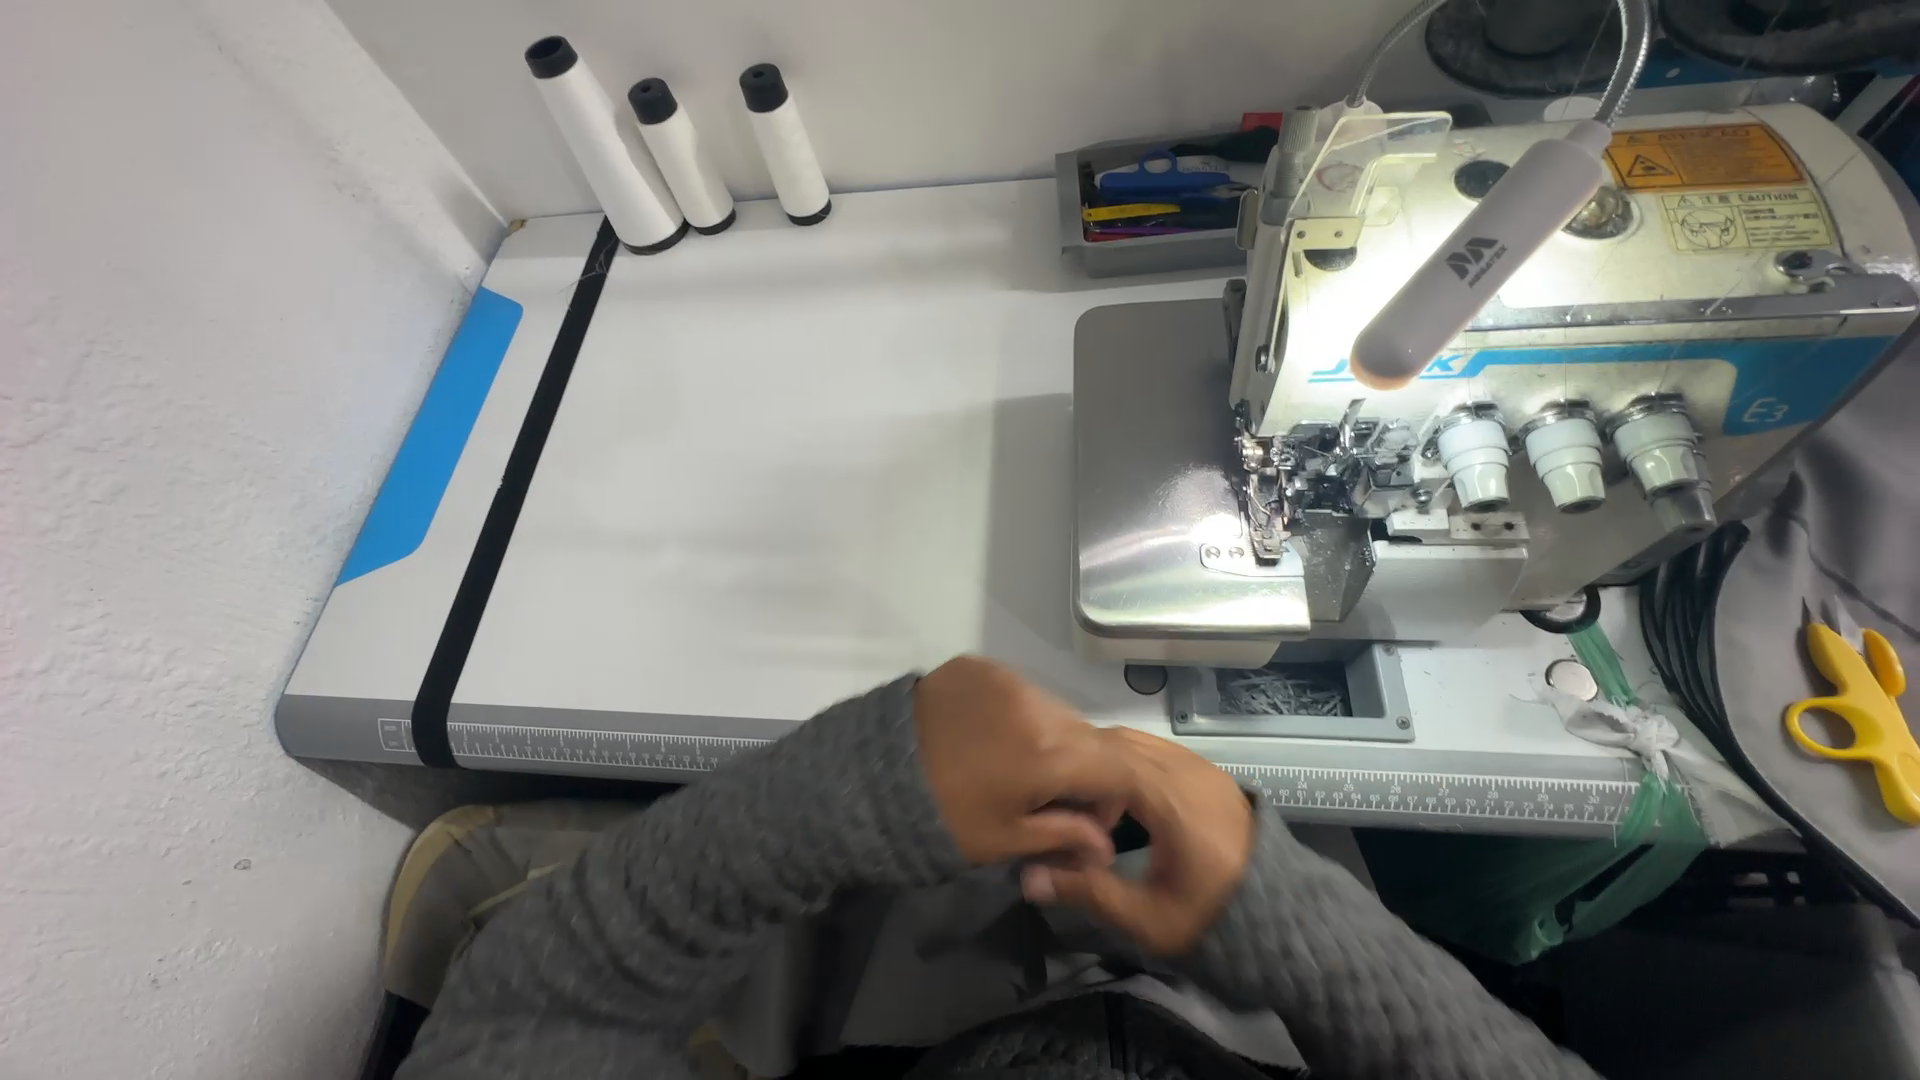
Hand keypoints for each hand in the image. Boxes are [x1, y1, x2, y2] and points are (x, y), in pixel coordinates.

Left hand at [915, 656, 1130, 867]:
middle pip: (1086, 735)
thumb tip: (1106, 845)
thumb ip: (1065, 835)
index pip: (1116, 766)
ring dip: (1050, 736)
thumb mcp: (1005, 839)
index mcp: (1049, 751)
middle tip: (1049, 794)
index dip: (1114, 797)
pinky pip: (1017, 688)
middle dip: (1081, 767)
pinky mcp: (976, 664)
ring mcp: (1004, 676)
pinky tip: (989, 735)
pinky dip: (1017, 712)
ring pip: (1054, 708)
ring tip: (1014, 762)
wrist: (866, 776)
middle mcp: (1036, 702)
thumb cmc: (942, 818)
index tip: (1090, 820)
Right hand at [1020, 727, 1254, 954]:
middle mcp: (1186, 768)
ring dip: (1108, 765)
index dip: (1076, 782)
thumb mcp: (1148, 917)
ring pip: (1138, 742)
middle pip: (1119, 744)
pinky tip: (1124, 802)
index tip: (1063, 817)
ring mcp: (1200, 765)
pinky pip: (1157, 750)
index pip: (1107, 761)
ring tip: (1095, 809)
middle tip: (1069, 809)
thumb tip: (1029, 878)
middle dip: (1087, 769)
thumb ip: (1089, 892)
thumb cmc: (1213, 916)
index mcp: (1172, 798)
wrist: (1284, 916)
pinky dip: (1130, 764)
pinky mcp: (1208, 771)